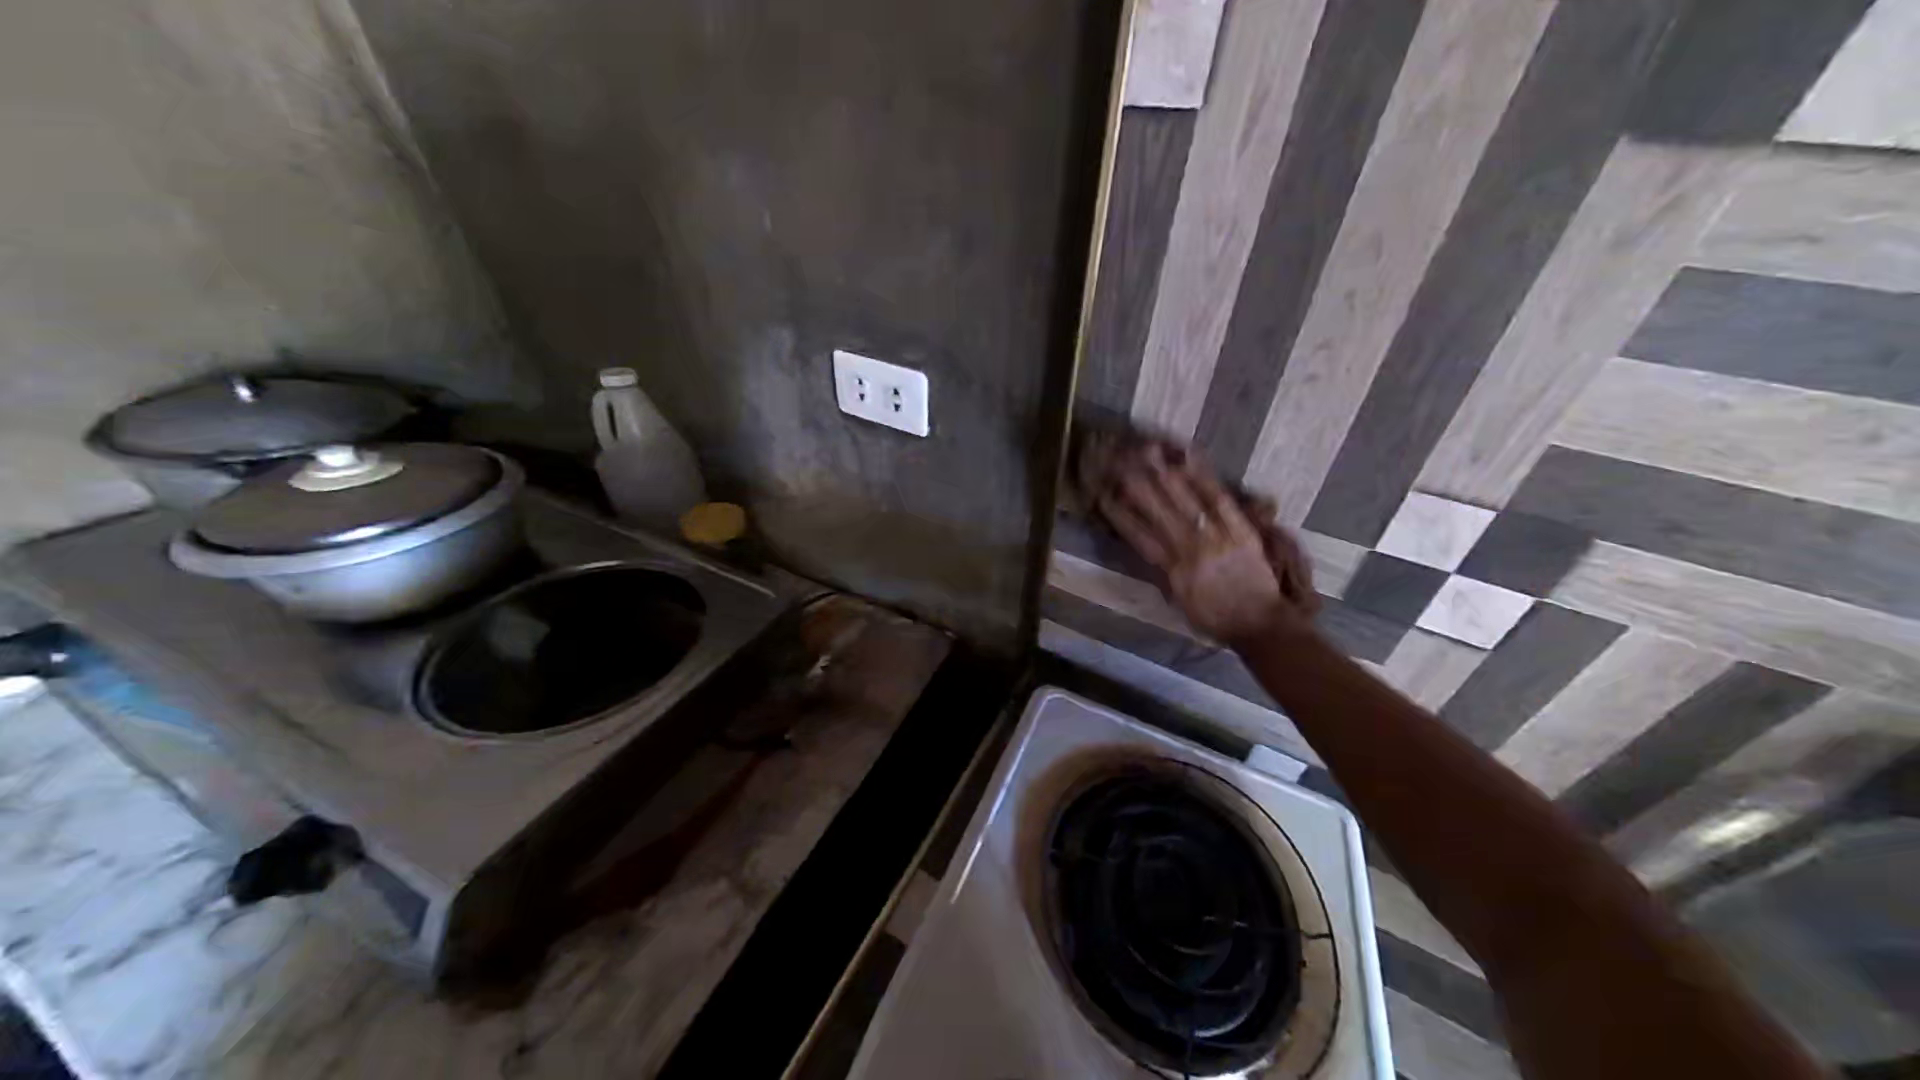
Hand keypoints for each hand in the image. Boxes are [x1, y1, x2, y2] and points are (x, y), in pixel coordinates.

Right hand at [1094, 442, 1318, 642]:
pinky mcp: (1239, 528)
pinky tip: (1189, 459)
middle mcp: (1189, 548)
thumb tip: (1151, 549)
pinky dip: (1204, 478)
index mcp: (1172, 569)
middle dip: (1138, 484)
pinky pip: (1219, 500)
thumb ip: (1166, 574)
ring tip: (1149, 452)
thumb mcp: (1181, 602)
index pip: (1139, 537)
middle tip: (1120, 461)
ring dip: (1165, 474)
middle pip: (1158, 511)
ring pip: (1185, 500)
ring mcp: (1216, 536)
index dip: (1120, 515)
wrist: (1260, 624)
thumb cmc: (1217, 619)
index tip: (1104, 496)